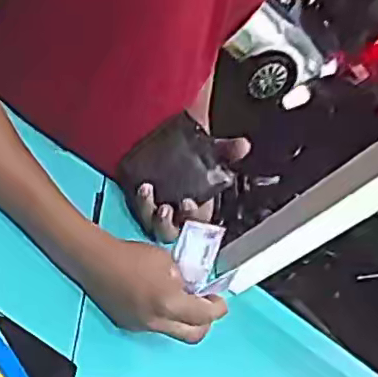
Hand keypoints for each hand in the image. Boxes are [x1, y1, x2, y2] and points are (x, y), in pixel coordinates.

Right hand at [72, 233, 227, 343]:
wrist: (96, 262)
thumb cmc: (131, 256)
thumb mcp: (169, 262)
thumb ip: (185, 280)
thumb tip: (192, 289)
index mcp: (169, 304)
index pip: (206, 316)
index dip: (218, 307)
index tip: (217, 298)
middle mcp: (156, 321)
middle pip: (193, 336)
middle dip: (205, 323)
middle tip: (205, 307)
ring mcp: (141, 326)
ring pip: (174, 333)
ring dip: (183, 321)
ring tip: (181, 301)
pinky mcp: (129, 325)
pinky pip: (155, 327)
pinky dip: (164, 318)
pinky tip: (158, 301)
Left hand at [129, 136, 250, 238]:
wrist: (169, 145)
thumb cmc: (193, 156)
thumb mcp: (211, 152)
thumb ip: (226, 151)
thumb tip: (242, 146)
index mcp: (194, 211)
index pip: (196, 222)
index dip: (192, 217)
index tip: (188, 202)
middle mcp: (173, 217)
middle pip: (168, 231)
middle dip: (165, 223)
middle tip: (164, 208)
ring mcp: (153, 214)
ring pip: (149, 224)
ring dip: (147, 210)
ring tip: (146, 190)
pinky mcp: (137, 205)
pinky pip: (135, 211)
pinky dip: (137, 202)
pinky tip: (138, 186)